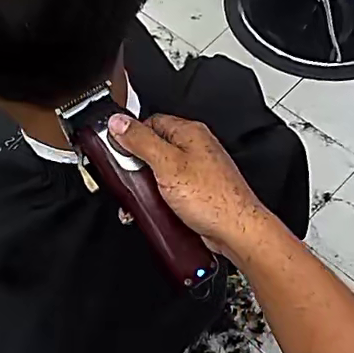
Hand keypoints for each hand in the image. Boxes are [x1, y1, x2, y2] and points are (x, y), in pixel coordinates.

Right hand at [109, 113, 285, 260]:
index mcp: (190, 133)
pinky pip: (170, 191)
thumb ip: (140, 141)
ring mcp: (197, 173)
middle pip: (154, 148)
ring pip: (160, 173)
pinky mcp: (197, 193)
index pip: (150, 121)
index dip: (131, 135)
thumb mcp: (166, 164)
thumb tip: (118, 123)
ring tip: (141, 198)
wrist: (236, 230)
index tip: (117, 150)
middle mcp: (195, 149)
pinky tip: (156, 208)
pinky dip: (159, 200)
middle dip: (136, 165)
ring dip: (146, 186)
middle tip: (129, 179)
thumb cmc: (213, 199)